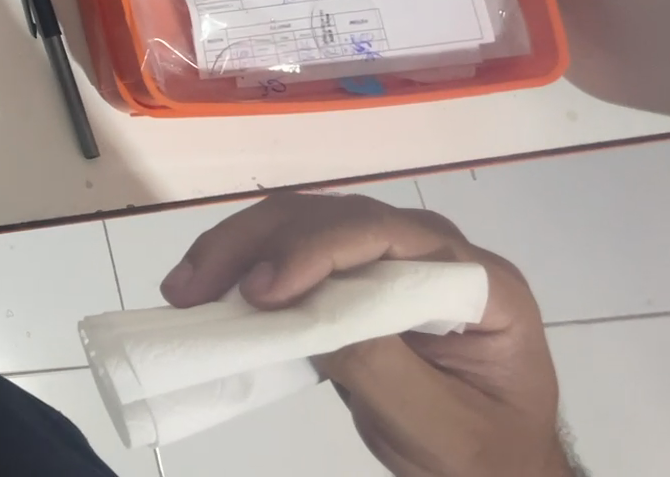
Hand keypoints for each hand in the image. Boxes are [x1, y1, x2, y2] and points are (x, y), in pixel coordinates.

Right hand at [159, 192, 573, 476]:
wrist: (485, 474)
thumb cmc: (477, 457)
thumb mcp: (436, 424)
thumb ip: (377, 362)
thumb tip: (295, 309)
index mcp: (475, 281)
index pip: (382, 235)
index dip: (313, 250)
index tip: (261, 293)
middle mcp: (427, 249)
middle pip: (322, 218)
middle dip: (250, 246)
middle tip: (193, 287)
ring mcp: (384, 255)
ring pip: (290, 223)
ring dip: (231, 249)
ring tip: (184, 288)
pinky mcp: (346, 269)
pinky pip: (281, 247)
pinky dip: (236, 263)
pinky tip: (204, 287)